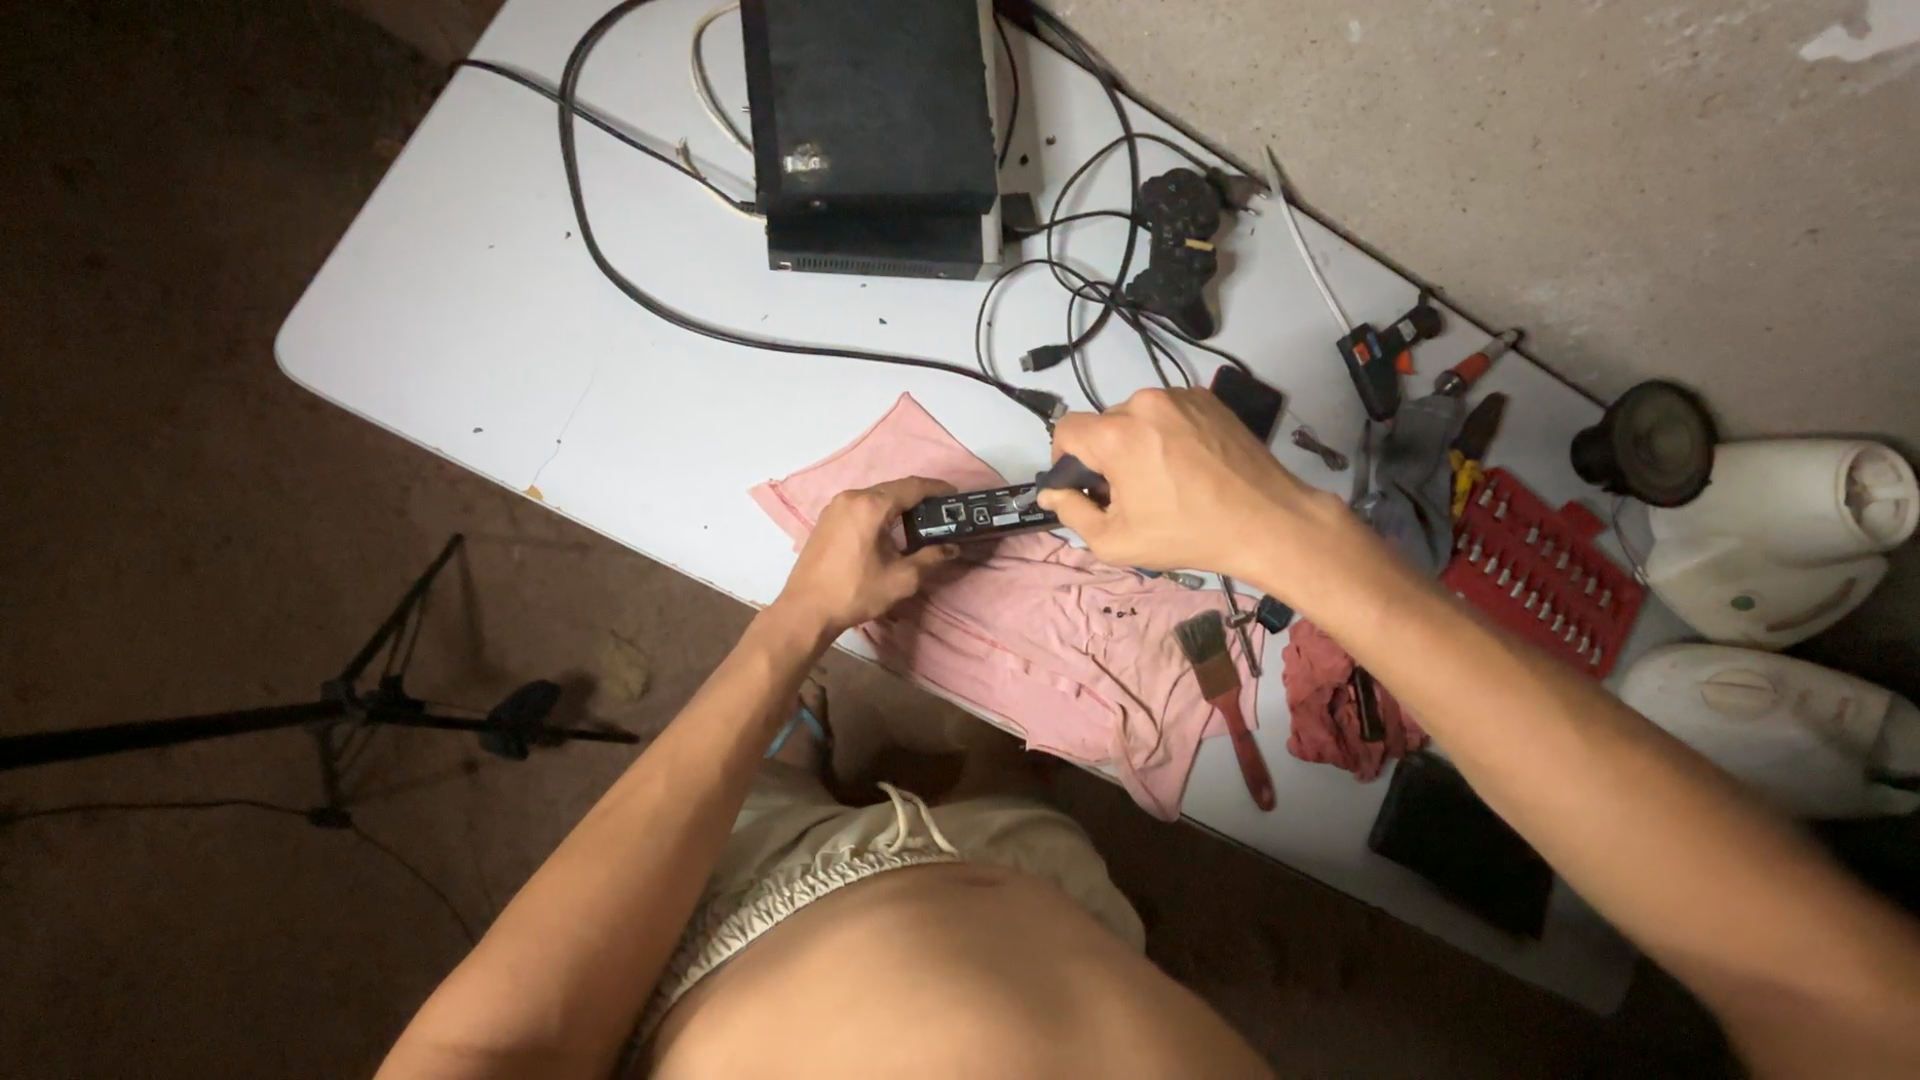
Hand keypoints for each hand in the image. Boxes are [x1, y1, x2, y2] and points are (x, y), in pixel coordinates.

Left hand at [772, 477, 959, 634]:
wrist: (806, 609)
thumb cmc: (855, 592)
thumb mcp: (901, 578)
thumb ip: (931, 558)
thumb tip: (952, 548)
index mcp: (871, 506)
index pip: (912, 487)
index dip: (936, 489)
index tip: (954, 496)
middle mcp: (851, 498)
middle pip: (893, 489)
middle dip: (918, 497)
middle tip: (940, 511)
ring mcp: (835, 507)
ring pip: (875, 497)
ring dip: (898, 505)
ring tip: (919, 521)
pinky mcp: (826, 520)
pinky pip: (860, 506)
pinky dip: (879, 512)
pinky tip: (889, 529)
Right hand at [1038, 387, 1362, 592]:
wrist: (1266, 520)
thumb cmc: (1187, 534)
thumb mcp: (1116, 540)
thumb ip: (1072, 512)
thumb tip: (1052, 493)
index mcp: (1116, 435)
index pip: (1066, 430)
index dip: (1065, 460)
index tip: (1086, 485)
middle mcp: (1143, 403)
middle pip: (1103, 425)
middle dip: (1105, 455)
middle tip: (1129, 491)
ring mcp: (1179, 396)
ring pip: (1136, 417)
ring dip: (1136, 442)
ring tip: (1164, 478)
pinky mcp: (1206, 399)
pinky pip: (1167, 412)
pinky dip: (1166, 433)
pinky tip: (1187, 464)